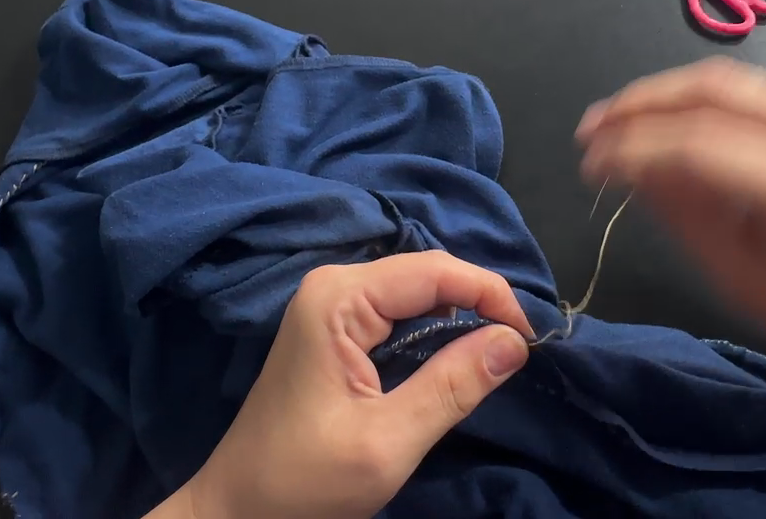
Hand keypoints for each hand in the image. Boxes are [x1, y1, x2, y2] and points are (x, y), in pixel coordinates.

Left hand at [167, 252, 533, 518]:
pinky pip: (397, 307)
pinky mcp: (334, 321)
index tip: (529, 336)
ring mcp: (331, 300)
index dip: (489, 293)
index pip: (434, 270)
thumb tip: (515, 342)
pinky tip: (452, 351)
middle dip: (476, 300)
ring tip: (494, 347)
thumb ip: (453, 385)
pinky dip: (433, 325)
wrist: (236, 510)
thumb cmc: (305, 483)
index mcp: (340, 297)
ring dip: (458, 312)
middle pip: (425, 272)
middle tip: (517, 345)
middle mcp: (335, 282)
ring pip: (415, 287)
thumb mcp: (388, 442)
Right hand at [576, 58, 765, 375]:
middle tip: (592, 127)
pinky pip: (744, 91)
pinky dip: (691, 98)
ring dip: (661, 94)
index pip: (701, 147)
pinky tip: (659, 116)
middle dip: (641, 105)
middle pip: (713, 93)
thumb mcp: (741, 278)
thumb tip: (624, 163)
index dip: (634, 148)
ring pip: (725, 80)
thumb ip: (682, 210)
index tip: (588, 162)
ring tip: (614, 117)